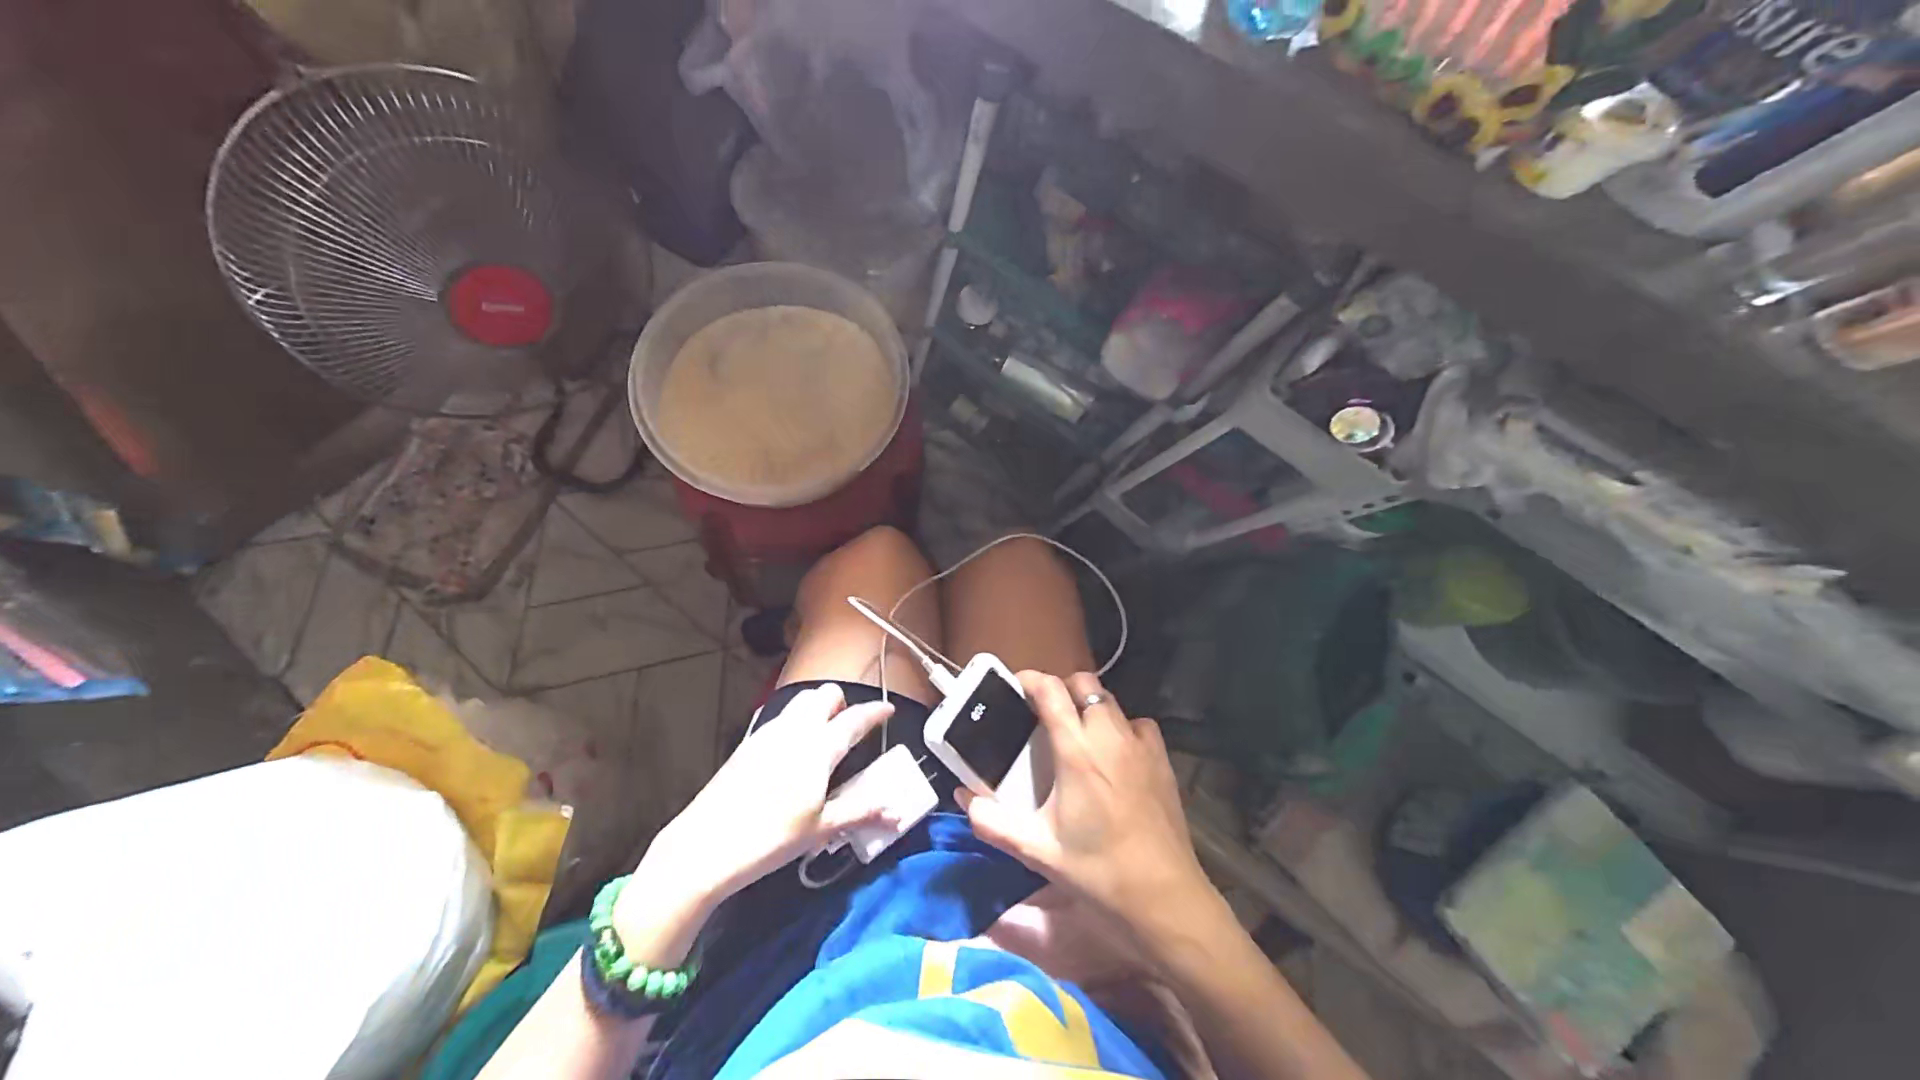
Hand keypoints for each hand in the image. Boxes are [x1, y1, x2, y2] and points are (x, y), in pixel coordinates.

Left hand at [632, 684, 893, 912]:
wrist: (705, 846)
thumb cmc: (769, 838)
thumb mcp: (820, 830)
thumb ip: (861, 813)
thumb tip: (895, 813)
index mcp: (819, 748)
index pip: (855, 718)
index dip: (875, 712)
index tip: (888, 710)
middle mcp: (795, 731)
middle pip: (824, 694)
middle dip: (842, 702)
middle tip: (849, 724)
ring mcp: (768, 733)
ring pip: (800, 701)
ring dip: (817, 707)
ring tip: (823, 734)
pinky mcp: (747, 743)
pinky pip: (780, 717)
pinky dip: (795, 721)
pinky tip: (793, 751)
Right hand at [959, 672, 1218, 948]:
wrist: (1164, 897)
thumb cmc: (1098, 871)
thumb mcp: (1037, 850)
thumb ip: (994, 822)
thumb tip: (964, 798)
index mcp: (1076, 751)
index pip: (1051, 691)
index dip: (1030, 679)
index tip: (1016, 686)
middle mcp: (1109, 736)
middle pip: (1084, 685)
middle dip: (1062, 689)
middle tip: (1044, 714)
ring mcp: (1140, 745)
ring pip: (1112, 702)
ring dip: (1091, 707)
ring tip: (1077, 734)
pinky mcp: (1162, 760)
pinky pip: (1138, 725)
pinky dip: (1122, 727)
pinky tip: (1115, 754)